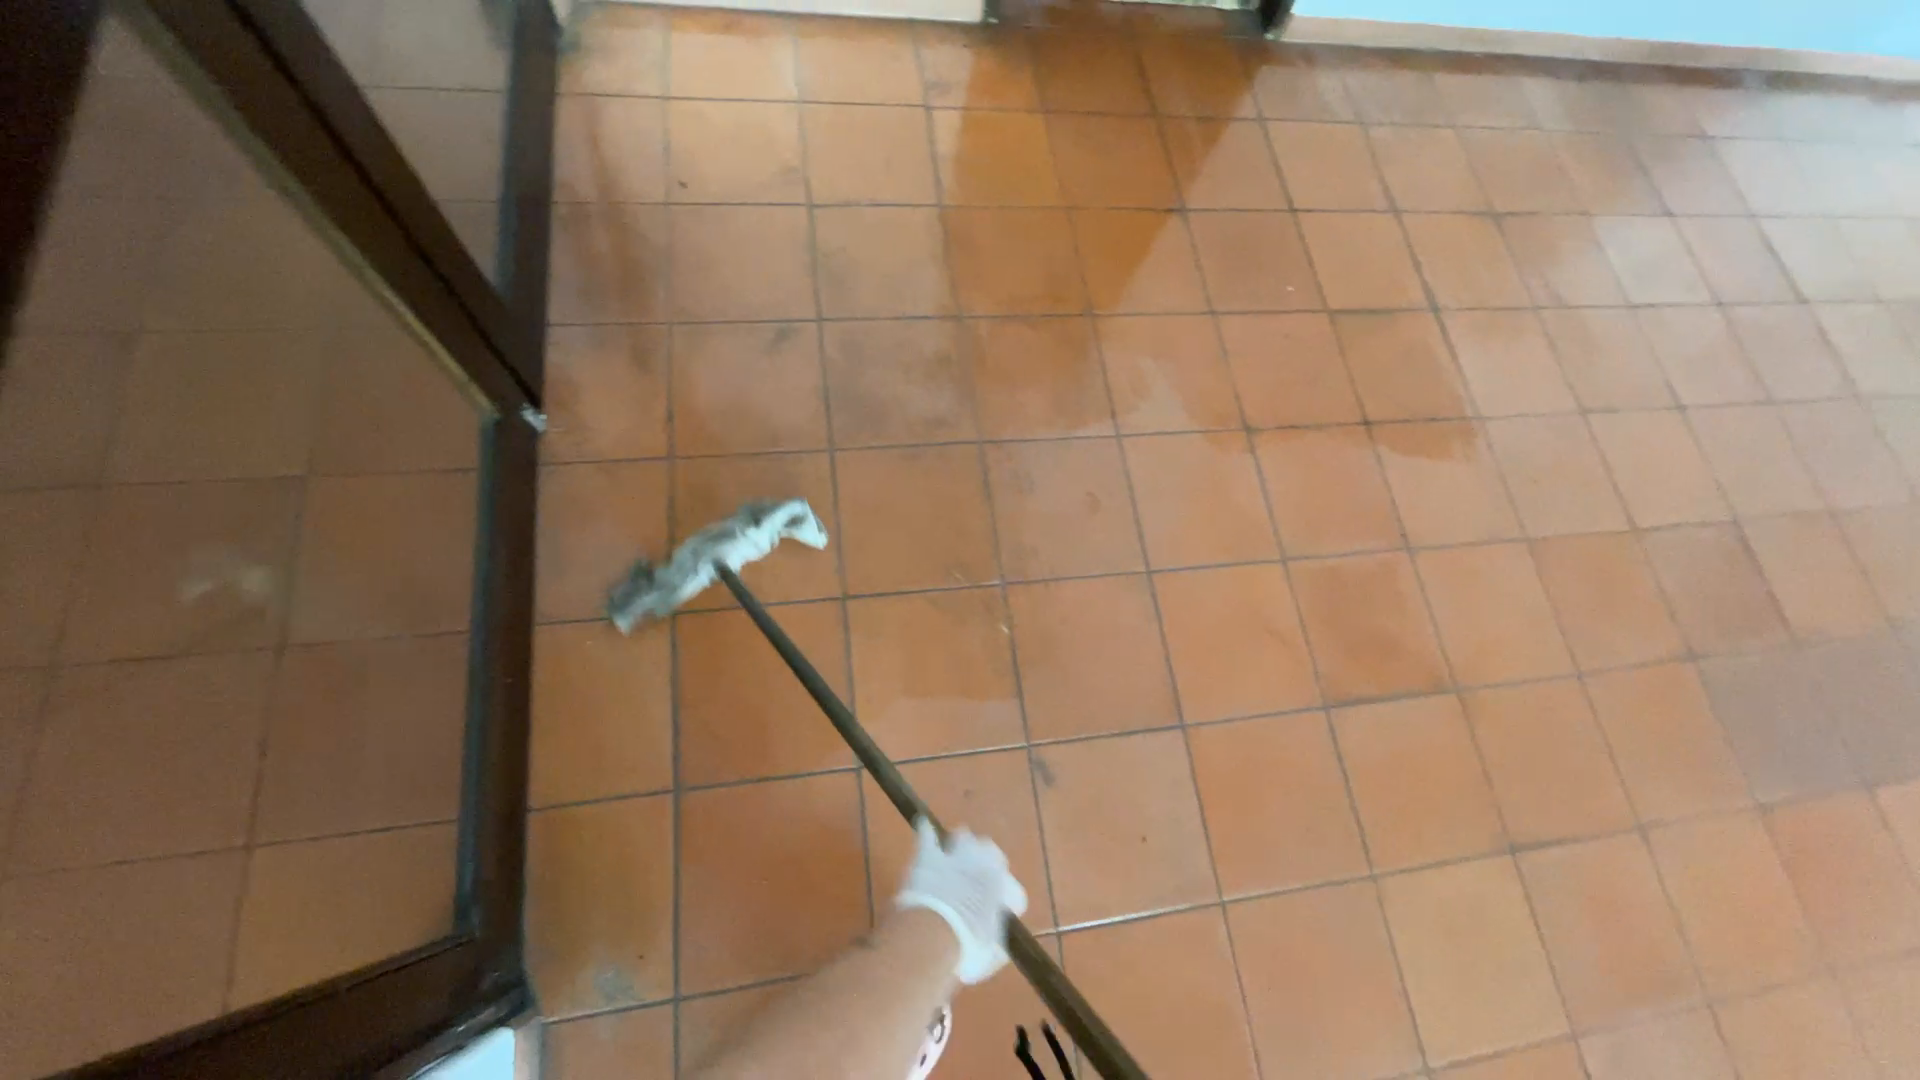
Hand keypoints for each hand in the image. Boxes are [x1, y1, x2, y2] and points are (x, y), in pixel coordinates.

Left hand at [894, 817, 1027, 984]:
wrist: (933, 935)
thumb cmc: (965, 950)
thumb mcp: (988, 956)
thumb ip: (994, 945)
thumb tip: (993, 945)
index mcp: (1003, 892)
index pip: (1014, 892)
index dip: (1007, 902)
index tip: (1001, 912)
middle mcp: (983, 867)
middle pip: (990, 854)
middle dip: (985, 863)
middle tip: (976, 875)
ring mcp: (955, 856)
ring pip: (963, 838)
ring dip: (961, 844)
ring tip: (956, 846)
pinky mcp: (928, 855)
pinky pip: (928, 835)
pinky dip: (926, 831)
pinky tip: (924, 825)